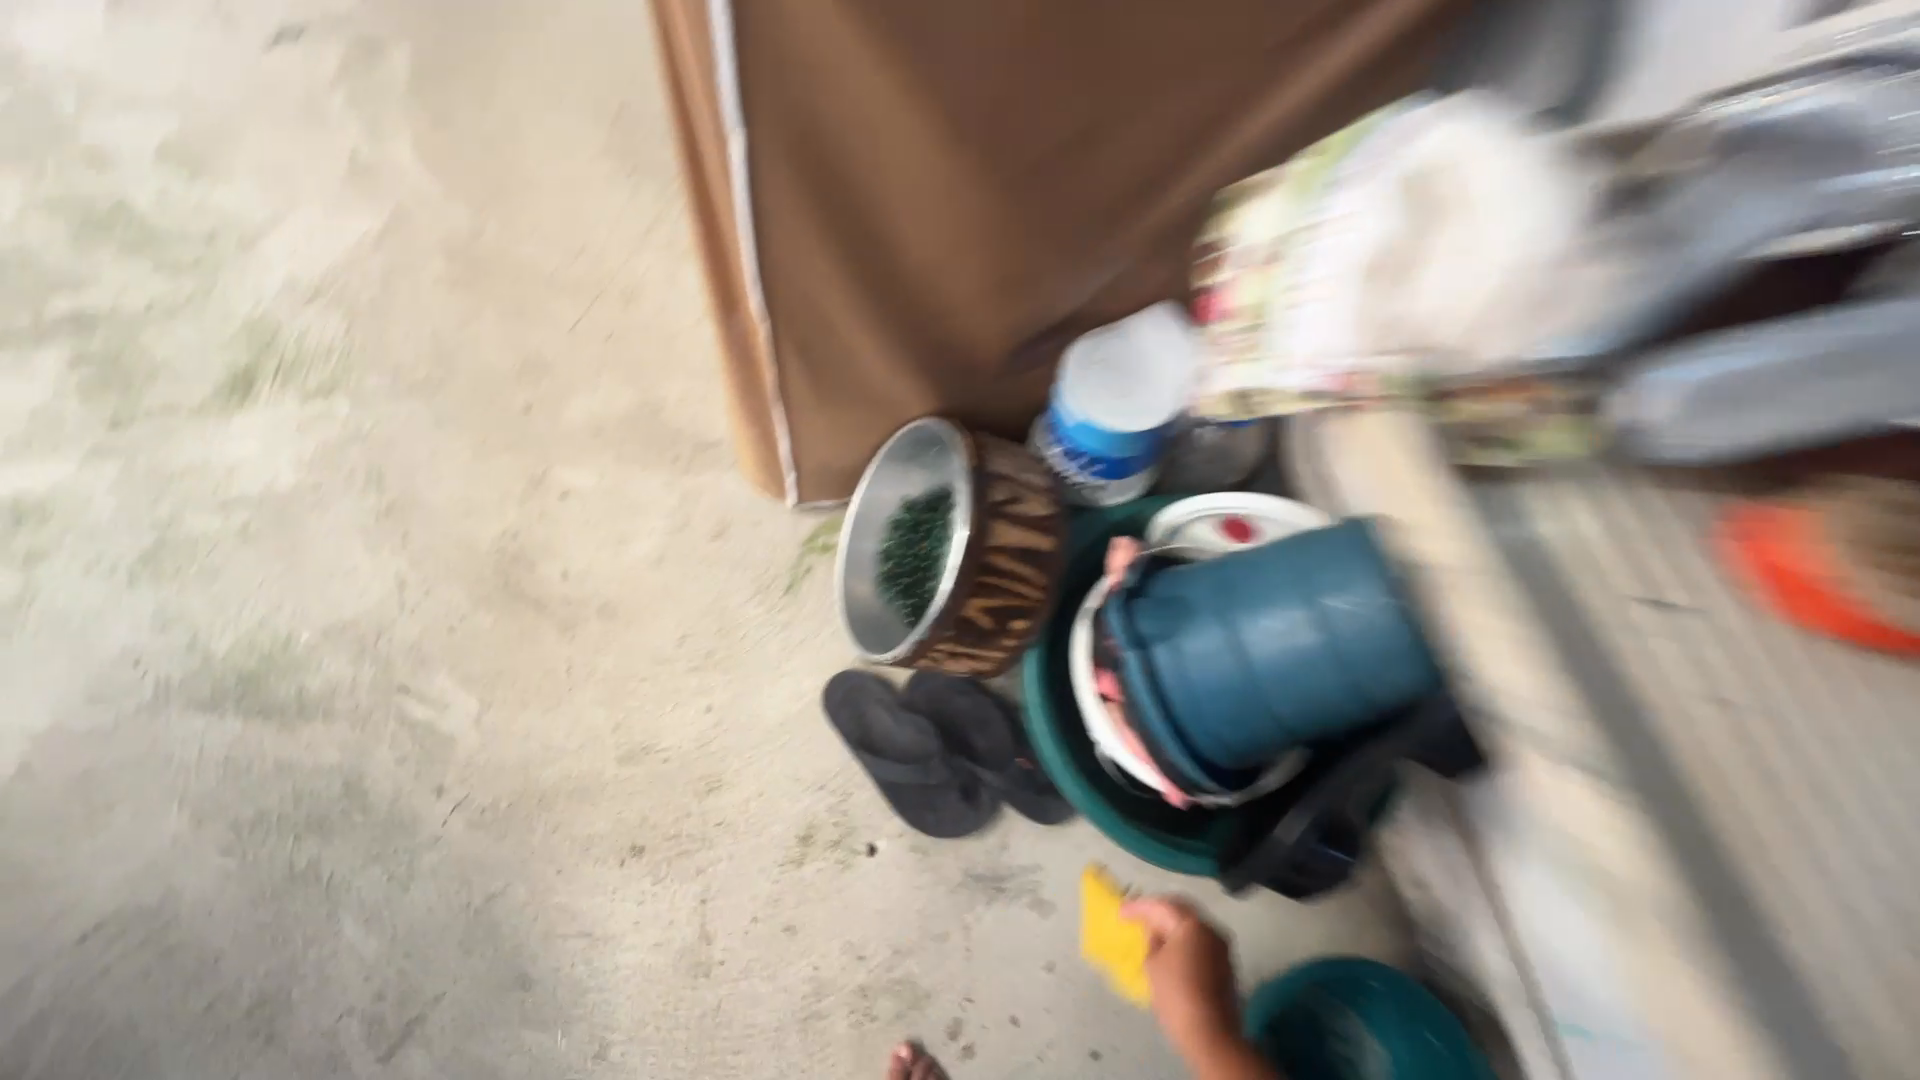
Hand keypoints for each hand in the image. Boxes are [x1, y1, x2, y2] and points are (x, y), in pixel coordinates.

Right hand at [1120, 895, 1239, 1057]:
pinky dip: (1184, 939)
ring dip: (1173, 924)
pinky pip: (1200, 940)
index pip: (1161, 905)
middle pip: (1181, 909)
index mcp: (1192, 924)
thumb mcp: (1153, 965)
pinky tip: (1171, 947)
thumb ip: (1153, 941)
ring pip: (1193, 925)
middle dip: (1159, 910)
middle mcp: (1211, 928)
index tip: (1121, 912)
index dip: (1138, 907)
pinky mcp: (1226, 963)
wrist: (1211, 1034)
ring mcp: (1222, 946)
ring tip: (1153, 930)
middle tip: (1139, 915)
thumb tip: (1156, 933)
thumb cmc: (1176, 995)